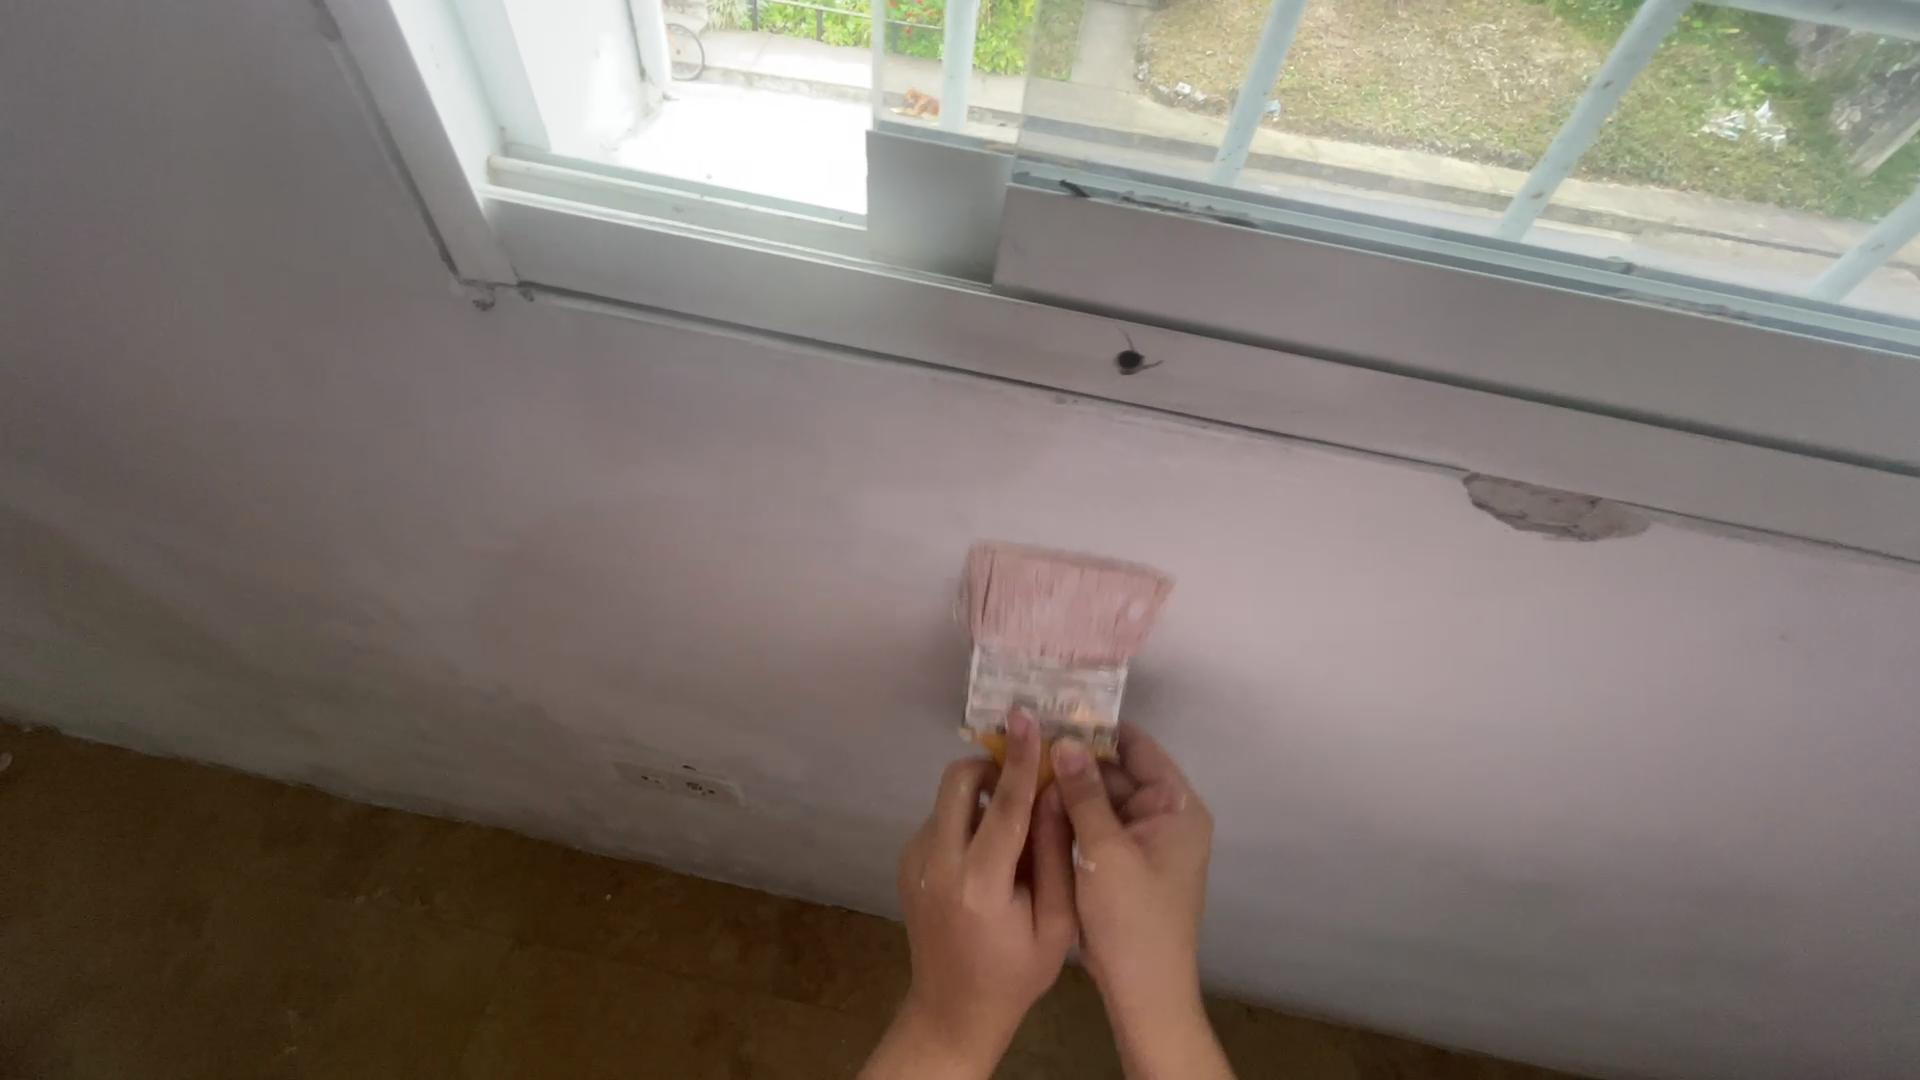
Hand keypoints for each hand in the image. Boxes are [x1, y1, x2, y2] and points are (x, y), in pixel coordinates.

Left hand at [859, 711, 1076, 1079]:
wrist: (951, 1011)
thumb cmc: (1015, 972)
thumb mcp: (1057, 925)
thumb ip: (1056, 855)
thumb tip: (1054, 792)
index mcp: (980, 884)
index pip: (1002, 806)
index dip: (1018, 759)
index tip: (1025, 718)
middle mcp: (937, 863)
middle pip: (957, 781)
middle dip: (989, 767)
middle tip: (1019, 786)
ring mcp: (914, 859)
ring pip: (947, 796)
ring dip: (979, 797)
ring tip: (1006, 836)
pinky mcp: (906, 859)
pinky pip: (940, 817)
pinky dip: (965, 819)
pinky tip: (984, 857)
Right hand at [1052, 726, 1230, 1078]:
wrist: (1143, 995)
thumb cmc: (1133, 919)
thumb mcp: (1105, 850)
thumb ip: (1084, 792)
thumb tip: (1065, 740)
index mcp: (1176, 806)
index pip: (1138, 747)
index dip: (1098, 727)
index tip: (1055, 712)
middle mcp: (1165, 816)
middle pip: (1117, 770)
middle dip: (1075, 757)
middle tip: (1028, 737)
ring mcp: (1144, 840)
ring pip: (1102, 796)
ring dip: (1069, 785)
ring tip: (1024, 761)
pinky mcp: (1124, 861)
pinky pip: (1097, 822)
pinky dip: (1071, 812)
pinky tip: (1035, 801)